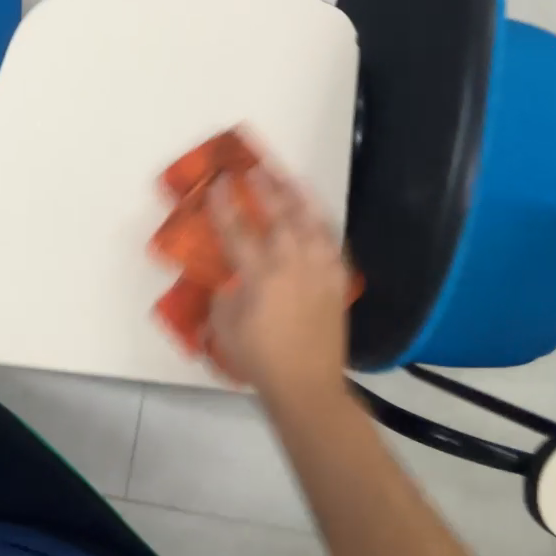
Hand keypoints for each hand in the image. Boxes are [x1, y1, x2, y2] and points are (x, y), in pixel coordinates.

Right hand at [205, 166, 350, 402]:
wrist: (306, 385)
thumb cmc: (257, 357)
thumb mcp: (225, 322)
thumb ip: (227, 291)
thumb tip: (234, 276)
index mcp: (261, 276)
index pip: (238, 230)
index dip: (225, 204)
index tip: (217, 183)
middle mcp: (294, 267)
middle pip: (281, 217)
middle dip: (266, 190)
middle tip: (254, 169)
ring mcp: (321, 273)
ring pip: (313, 225)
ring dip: (299, 198)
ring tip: (289, 179)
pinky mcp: (338, 284)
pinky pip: (332, 245)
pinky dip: (322, 226)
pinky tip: (315, 218)